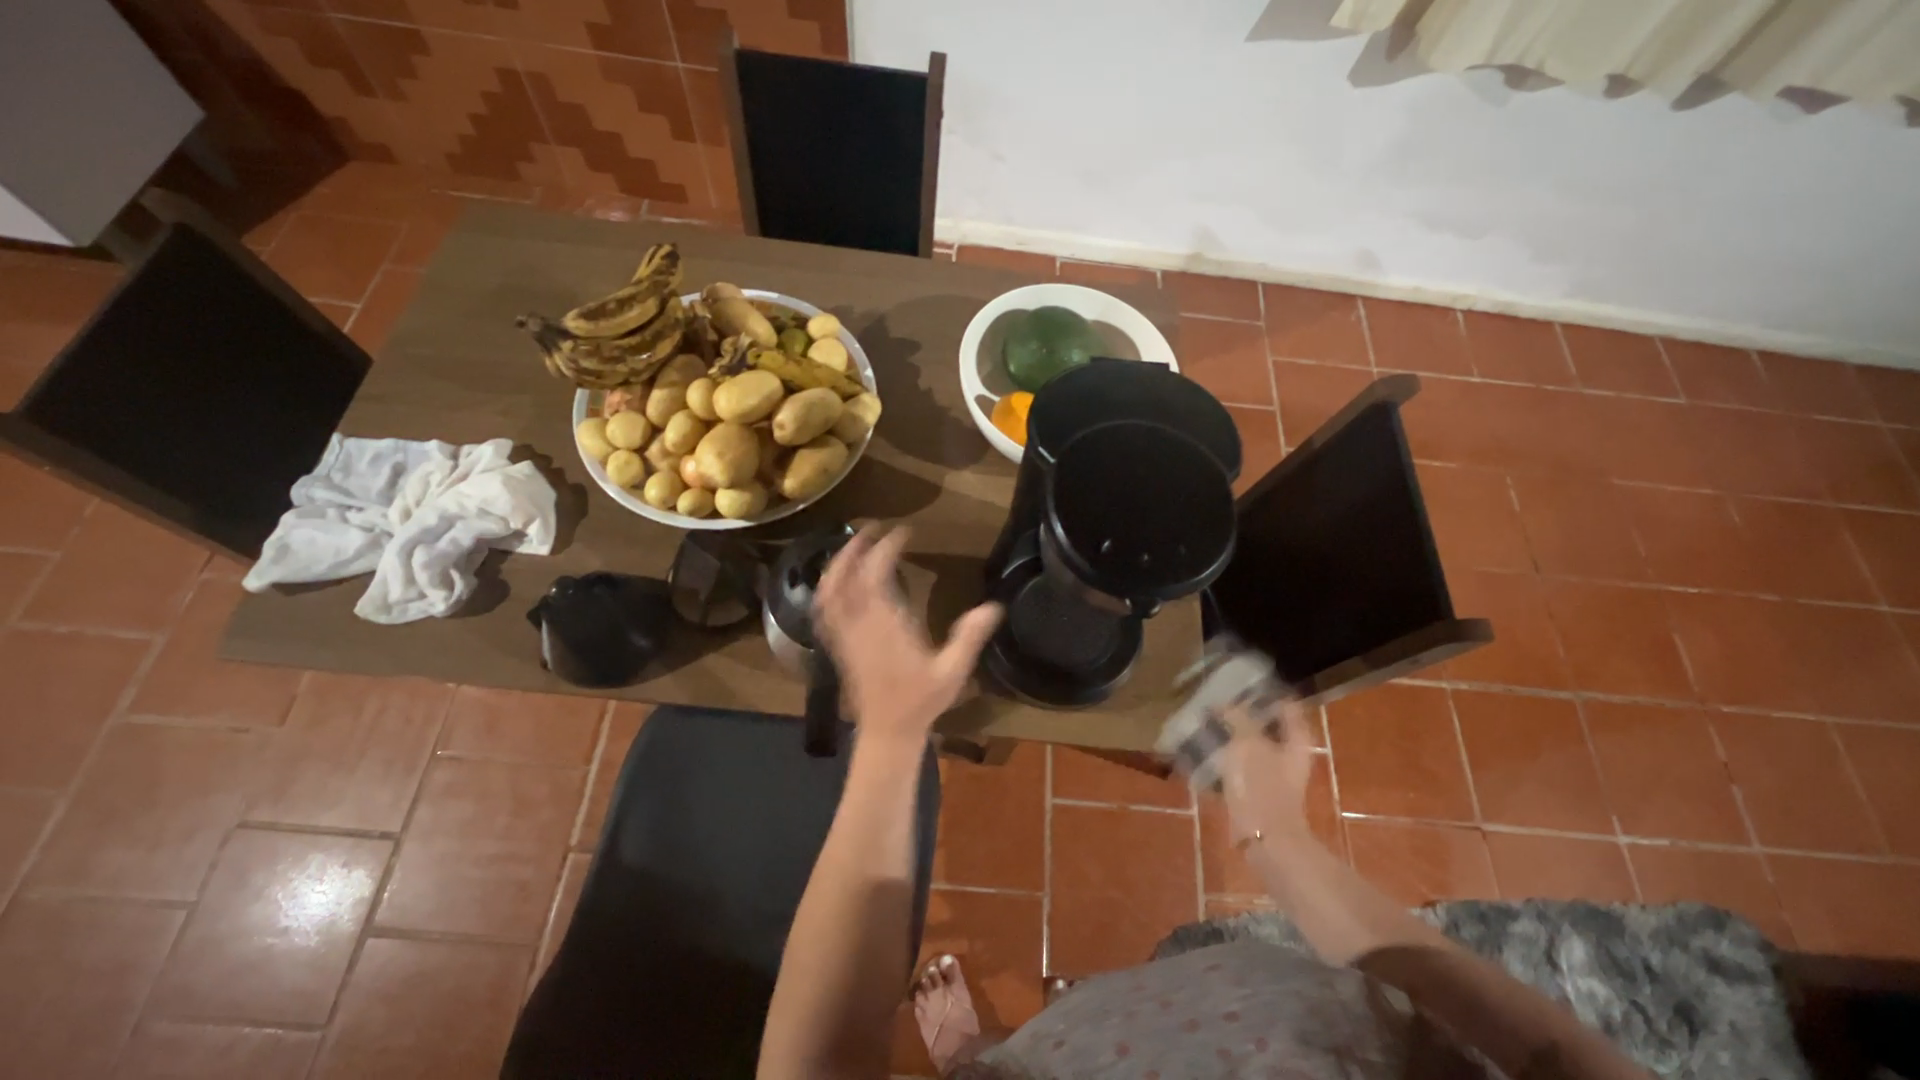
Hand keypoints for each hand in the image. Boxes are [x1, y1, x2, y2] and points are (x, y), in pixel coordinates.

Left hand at [814, 525, 1002, 741]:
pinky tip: (837, 580)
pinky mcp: (839, 645)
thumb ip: (970, 638)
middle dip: (855, 547)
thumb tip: (993, 606)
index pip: (876, 576)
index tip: (902, 532)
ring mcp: (845, 635)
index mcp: (887, 626)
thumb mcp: (953, 671)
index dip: (885, 549)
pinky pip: (825, 611)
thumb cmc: (921, 701)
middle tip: (871, 527)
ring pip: (829, 591)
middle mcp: (860, 626)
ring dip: (838, 564)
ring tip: (853, 546)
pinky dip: (828, 588)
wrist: (888, 731)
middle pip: (845, 577)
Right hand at [1215, 695, 1316, 845]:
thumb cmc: (1262, 786)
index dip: (1264, 692)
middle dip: (1241, 714)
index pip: (1285, 704)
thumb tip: (1223, 703)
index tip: (1239, 683)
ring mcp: (1273, 776)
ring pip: (1249, 747)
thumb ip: (1238, 718)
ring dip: (1228, 737)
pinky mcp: (1256, 793)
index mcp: (1296, 740)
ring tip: (1202, 724)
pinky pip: (1237, 768)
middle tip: (1215, 702)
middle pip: (1266, 726)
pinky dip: (1221, 761)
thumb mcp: (1247, 743)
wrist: (1266, 839)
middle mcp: (1288, 755)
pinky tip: (1200, 754)